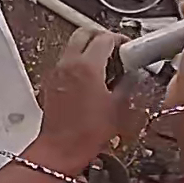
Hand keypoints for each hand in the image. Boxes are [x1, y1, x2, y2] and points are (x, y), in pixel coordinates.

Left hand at [26, 27, 133, 174]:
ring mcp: (57, 72)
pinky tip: (90, 80)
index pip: (105, 38)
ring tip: (104, 66)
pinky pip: (65, 62)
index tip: (128, 48)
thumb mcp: (119, 106)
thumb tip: (133, 73)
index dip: (121, 40)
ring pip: (72, 46)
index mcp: (87, 66)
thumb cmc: (87, 133)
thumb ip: (128, 82)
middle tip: (115, 50)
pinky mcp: (50, 82)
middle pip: (84, 33)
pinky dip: (78, 63)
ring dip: (88, 49)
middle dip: (101, 37)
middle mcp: (68, 64)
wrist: (62, 149)